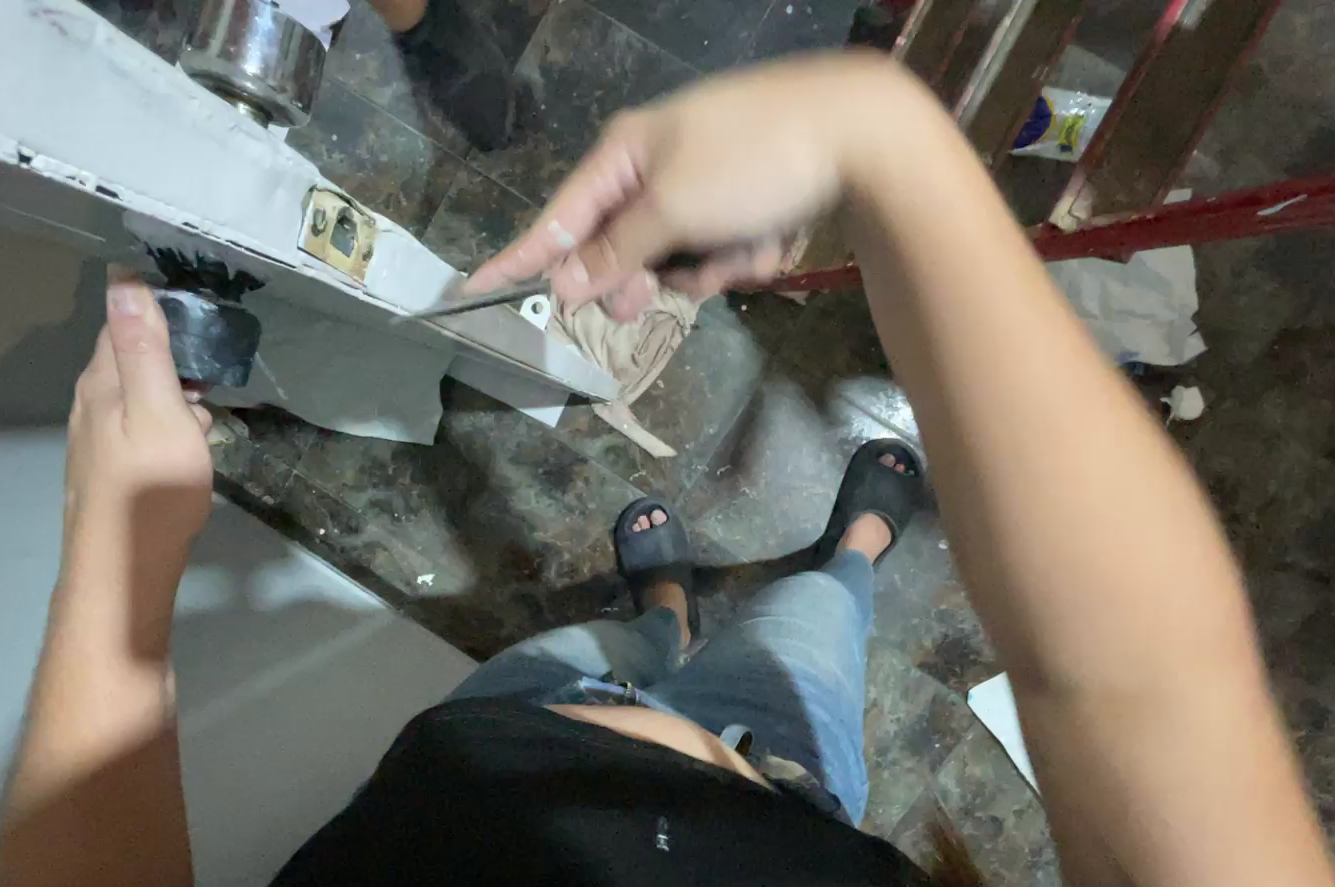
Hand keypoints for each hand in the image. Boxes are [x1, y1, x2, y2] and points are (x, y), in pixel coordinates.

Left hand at [62, 269, 213, 590]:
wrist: (126, 564)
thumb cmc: (153, 486)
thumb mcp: (159, 411)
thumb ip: (145, 350)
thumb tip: (124, 281)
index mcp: (103, 383)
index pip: (121, 323)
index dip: (155, 308)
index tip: (197, 309)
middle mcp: (93, 403)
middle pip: (129, 358)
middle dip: (170, 351)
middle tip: (214, 361)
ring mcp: (99, 437)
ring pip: (138, 394)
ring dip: (173, 389)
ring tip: (207, 403)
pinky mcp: (113, 466)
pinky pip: (142, 425)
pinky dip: (169, 421)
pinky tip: (189, 441)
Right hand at [466, 52, 915, 318]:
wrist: (858, 138)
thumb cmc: (752, 160)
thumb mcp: (673, 206)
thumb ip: (615, 249)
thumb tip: (563, 283)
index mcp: (626, 157)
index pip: (558, 219)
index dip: (519, 258)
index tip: (476, 289)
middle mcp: (655, 175)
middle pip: (617, 253)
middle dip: (641, 279)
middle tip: (645, 301)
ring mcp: (699, 196)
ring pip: (674, 265)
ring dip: (709, 268)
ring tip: (744, 243)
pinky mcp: (737, 215)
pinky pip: (717, 259)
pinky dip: (741, 259)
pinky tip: (770, 238)